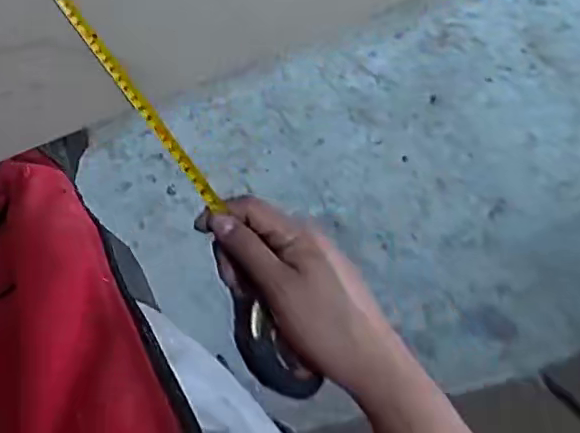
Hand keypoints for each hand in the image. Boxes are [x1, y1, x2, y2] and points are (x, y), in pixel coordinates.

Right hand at [197, 197, 423, 405]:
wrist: (379, 372)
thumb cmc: (324, 326)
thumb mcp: (277, 286)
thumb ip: (245, 247)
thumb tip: (217, 216)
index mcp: (298, 233)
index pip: (248, 206)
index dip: (219, 213)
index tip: (200, 234)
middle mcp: (308, 237)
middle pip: (255, 228)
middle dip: (236, 252)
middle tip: (237, 287)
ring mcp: (318, 258)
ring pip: (266, 251)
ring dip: (251, 272)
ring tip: (257, 303)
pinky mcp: (324, 279)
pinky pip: (283, 268)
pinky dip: (269, 281)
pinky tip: (274, 306)